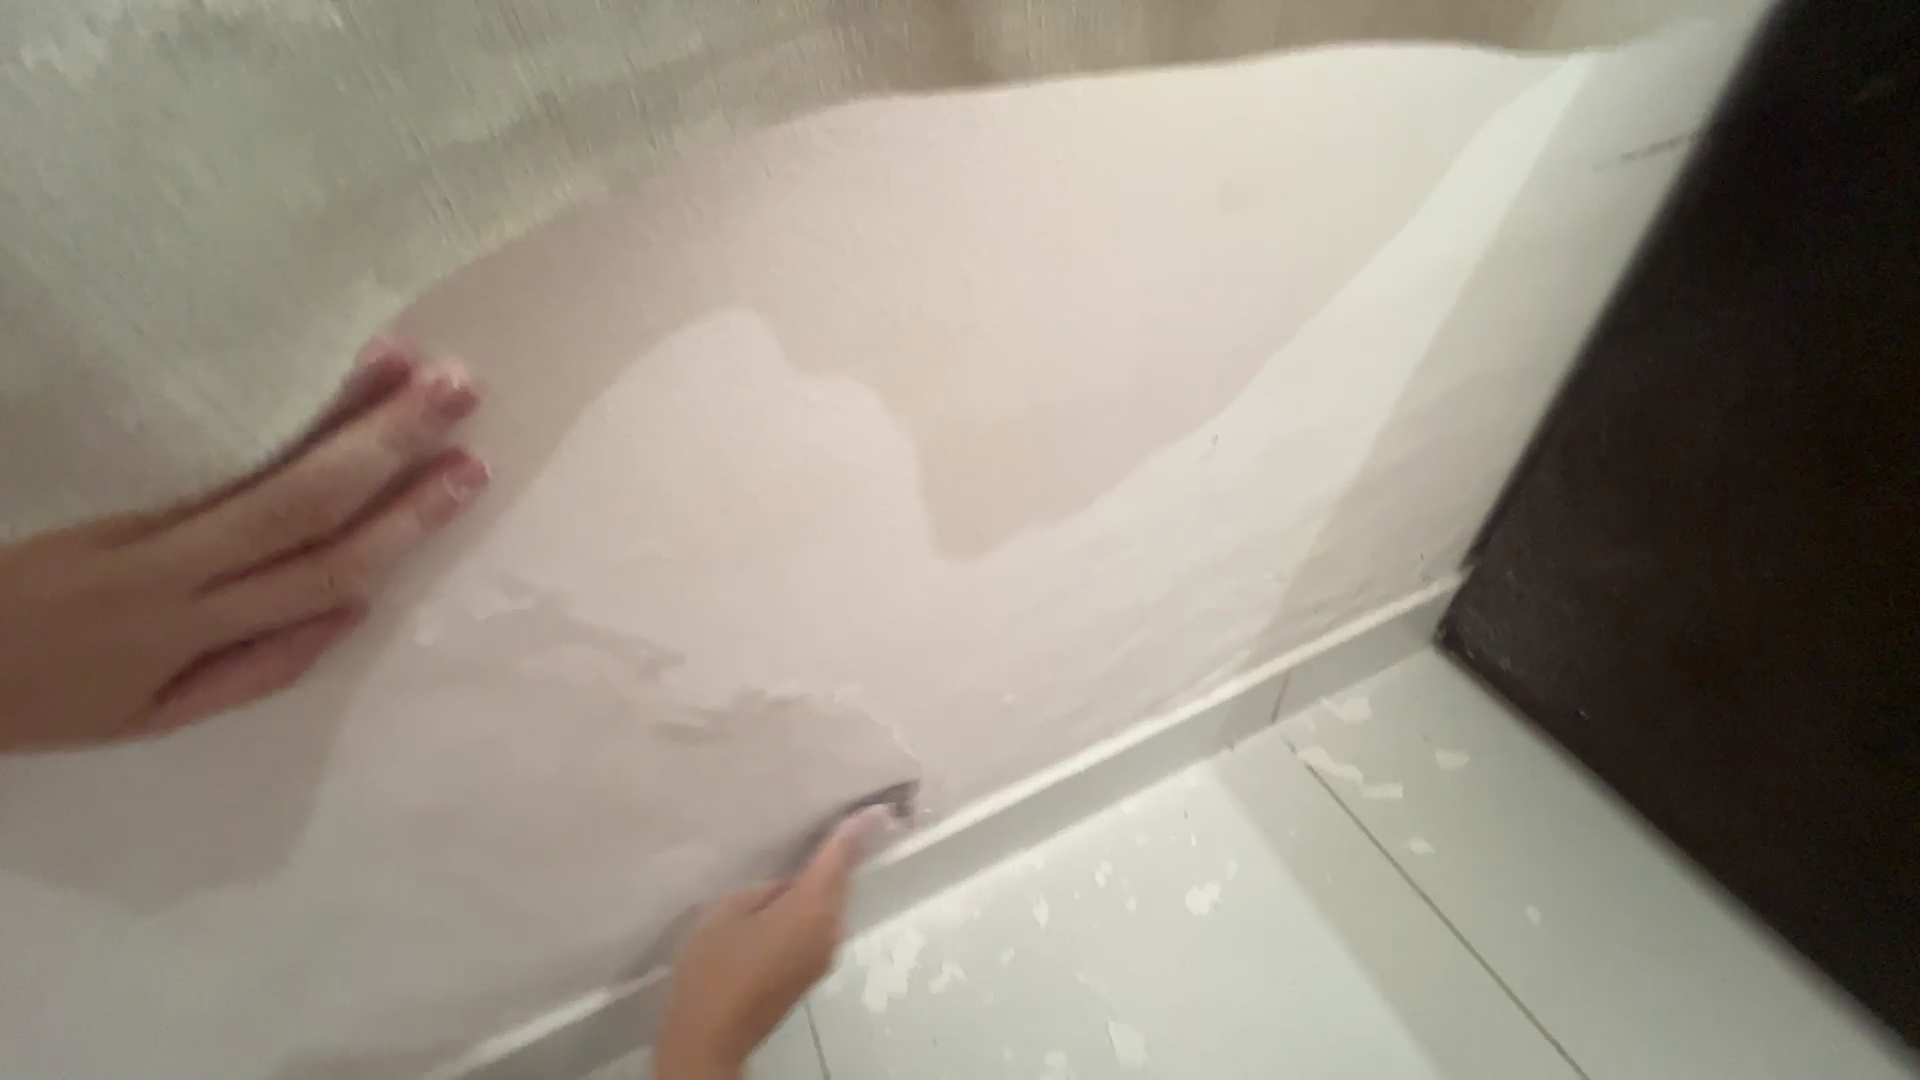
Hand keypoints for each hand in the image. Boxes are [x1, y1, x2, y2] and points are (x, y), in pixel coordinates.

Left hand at [0, 339, 486, 751]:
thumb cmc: (25, 695)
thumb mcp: (145, 716)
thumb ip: (259, 668)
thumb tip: (356, 606)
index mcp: (189, 630)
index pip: (330, 567)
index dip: (410, 518)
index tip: (471, 469)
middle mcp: (163, 567)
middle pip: (303, 500)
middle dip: (390, 442)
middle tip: (459, 387)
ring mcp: (111, 517)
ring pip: (244, 461)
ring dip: (332, 406)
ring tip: (400, 357)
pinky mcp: (75, 483)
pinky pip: (181, 442)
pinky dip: (251, 406)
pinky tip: (301, 370)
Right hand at [657, 808, 891, 1079]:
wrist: (710, 1039)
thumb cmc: (714, 969)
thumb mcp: (729, 910)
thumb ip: (768, 888)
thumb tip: (790, 888)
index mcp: (811, 905)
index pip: (841, 856)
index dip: (859, 829)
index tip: (879, 808)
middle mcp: (830, 926)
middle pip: (841, 879)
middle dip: (844, 852)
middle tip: (843, 821)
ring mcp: (825, 952)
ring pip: (831, 902)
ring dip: (826, 881)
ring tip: (809, 858)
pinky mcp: (813, 971)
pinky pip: (821, 923)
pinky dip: (814, 905)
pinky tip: (792, 901)